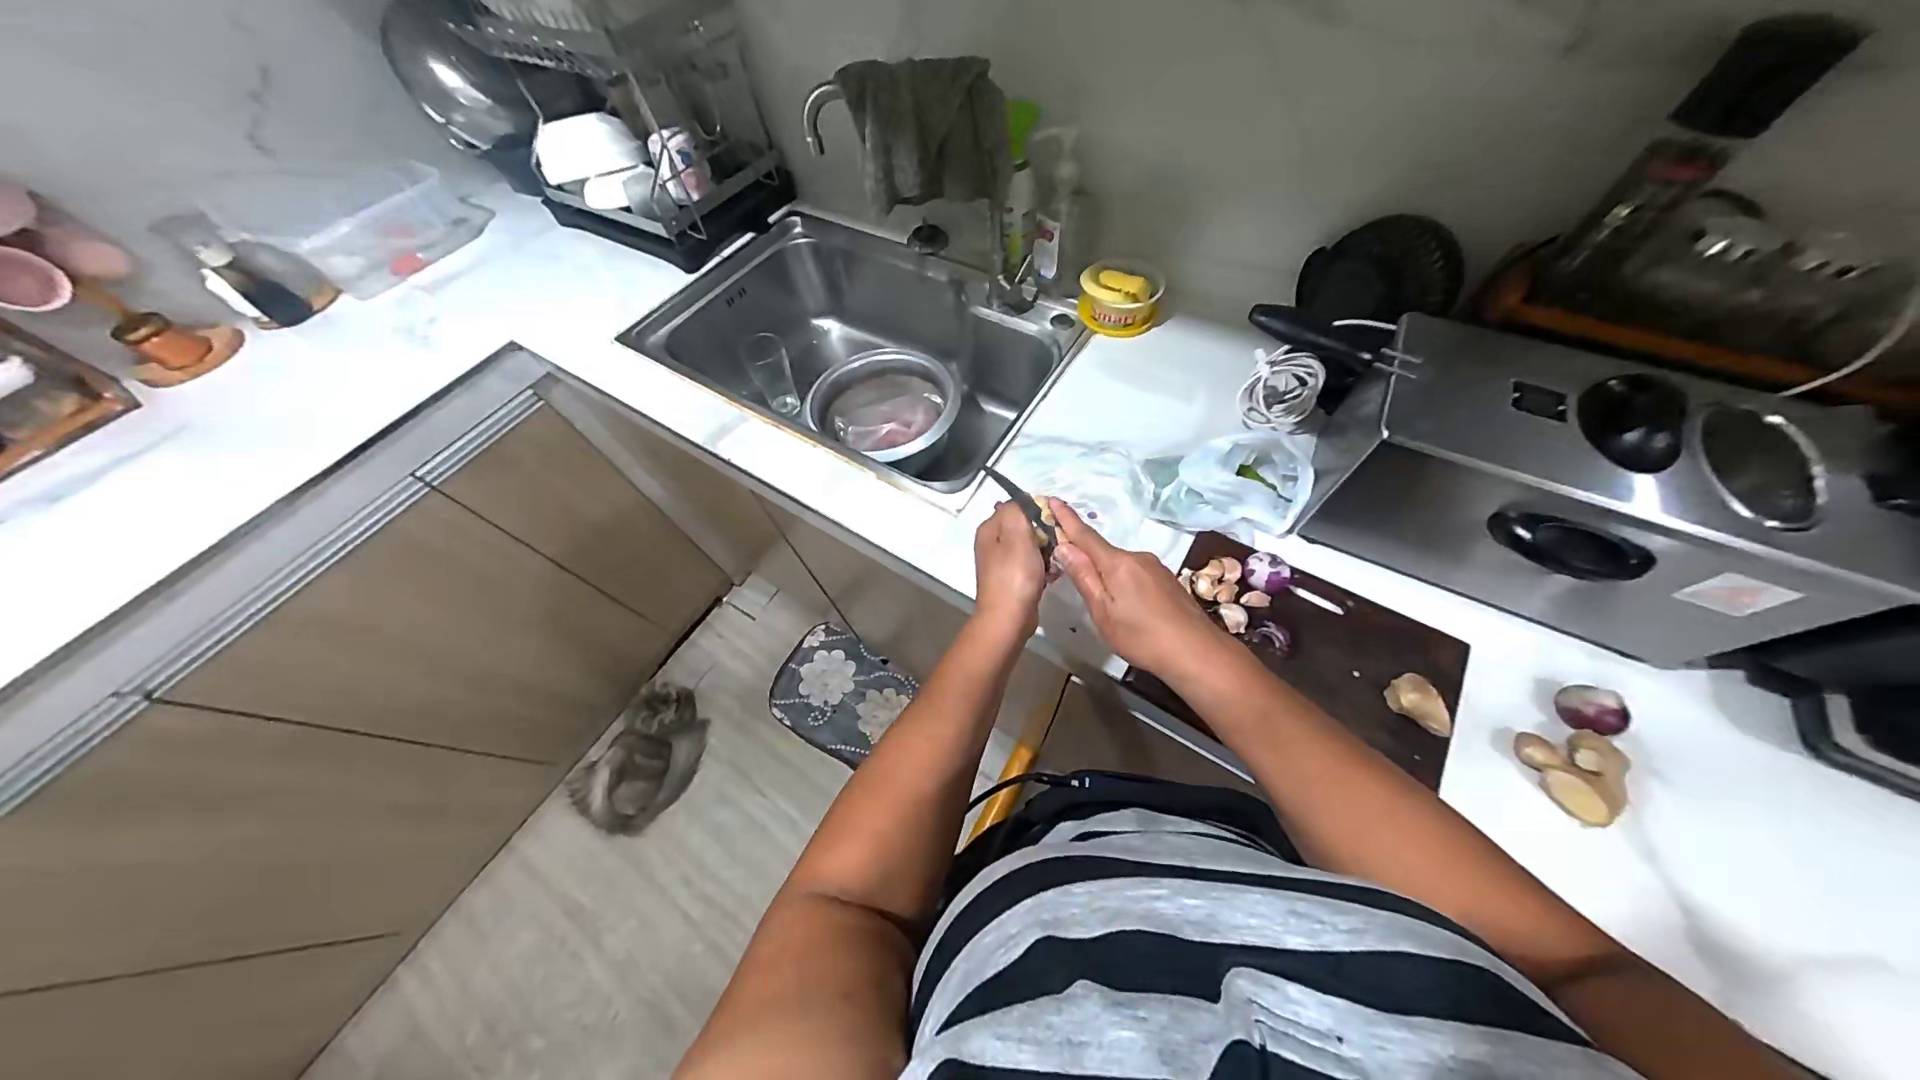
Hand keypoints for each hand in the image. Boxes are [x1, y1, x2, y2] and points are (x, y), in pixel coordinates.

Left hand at [972, 500, 1047, 636]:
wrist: (1009, 618)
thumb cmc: (1014, 574)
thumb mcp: (1016, 534)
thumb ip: (1018, 510)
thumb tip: (1023, 501)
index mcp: (990, 529)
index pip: (1016, 507)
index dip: (1038, 511)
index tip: (1055, 520)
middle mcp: (994, 543)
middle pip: (1025, 527)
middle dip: (1044, 532)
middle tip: (1059, 542)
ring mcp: (1004, 563)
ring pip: (1032, 546)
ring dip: (1047, 551)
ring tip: (1057, 559)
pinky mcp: (1015, 579)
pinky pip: (1034, 565)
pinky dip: (1045, 567)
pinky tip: (1053, 574)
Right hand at [1048, 497, 1234, 678]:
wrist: (1197, 652)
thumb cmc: (1142, 636)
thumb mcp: (1103, 611)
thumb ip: (1083, 577)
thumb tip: (1064, 546)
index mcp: (1118, 563)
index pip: (1085, 535)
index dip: (1066, 518)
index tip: (1052, 499)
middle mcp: (1137, 557)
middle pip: (1102, 551)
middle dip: (1083, 555)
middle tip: (1065, 571)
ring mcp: (1155, 568)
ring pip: (1119, 564)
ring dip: (1105, 573)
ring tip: (1100, 601)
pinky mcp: (1166, 580)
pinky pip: (1134, 573)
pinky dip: (1122, 581)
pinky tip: (1126, 605)